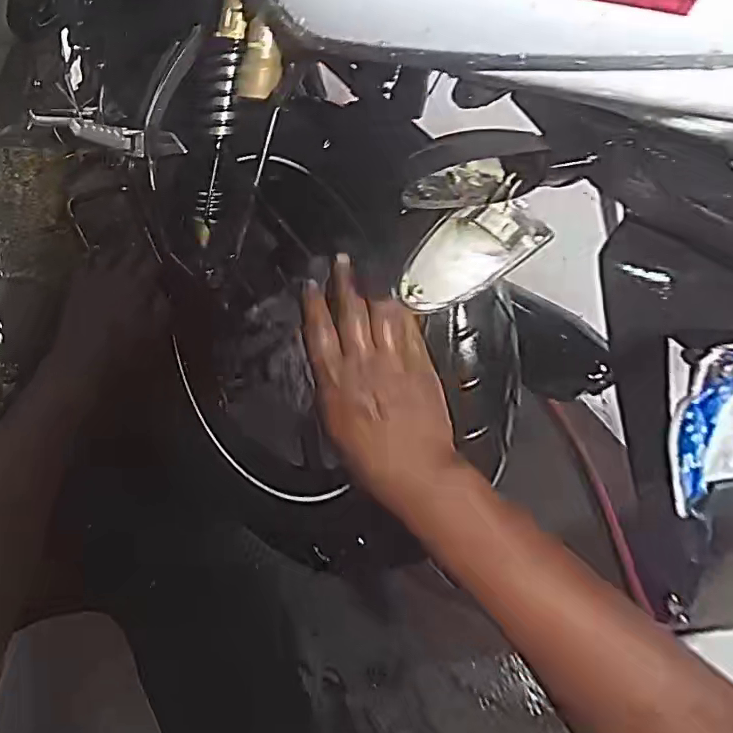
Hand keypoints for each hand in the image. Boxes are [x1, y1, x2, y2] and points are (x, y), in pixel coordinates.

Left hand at [47, 245, 168, 388]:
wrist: (80, 367)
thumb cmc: (125, 355)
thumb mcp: (157, 334)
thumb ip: (164, 306)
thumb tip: (162, 289)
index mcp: (140, 283)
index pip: (154, 261)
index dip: (162, 264)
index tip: (167, 271)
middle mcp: (117, 272)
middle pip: (132, 252)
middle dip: (143, 255)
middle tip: (150, 263)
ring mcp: (93, 277)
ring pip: (109, 253)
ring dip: (120, 254)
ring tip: (126, 261)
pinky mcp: (76, 287)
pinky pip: (87, 263)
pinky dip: (96, 261)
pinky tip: (99, 268)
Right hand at [301, 254, 462, 510]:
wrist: (417, 472)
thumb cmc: (374, 460)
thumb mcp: (334, 427)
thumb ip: (330, 390)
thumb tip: (327, 372)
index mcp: (336, 382)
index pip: (319, 331)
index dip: (313, 304)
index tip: (311, 285)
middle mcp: (363, 365)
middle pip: (350, 312)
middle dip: (344, 281)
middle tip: (341, 261)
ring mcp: (394, 361)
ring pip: (381, 313)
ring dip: (372, 287)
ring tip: (369, 268)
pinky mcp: (421, 364)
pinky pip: (409, 327)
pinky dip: (402, 309)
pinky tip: (398, 298)